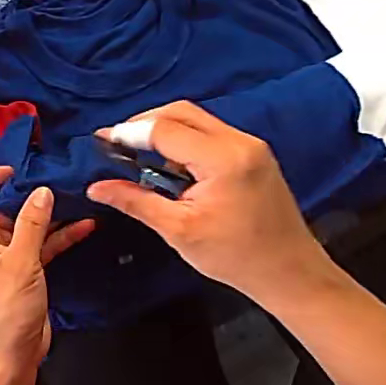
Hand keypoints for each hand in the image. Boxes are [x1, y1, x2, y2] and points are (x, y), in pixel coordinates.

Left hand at [0, 166, 94, 377]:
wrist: (11, 358)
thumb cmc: (6, 311)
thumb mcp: (21, 263)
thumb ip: (32, 224)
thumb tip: (42, 190)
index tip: (14, 172)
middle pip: (0, 206)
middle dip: (26, 193)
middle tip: (55, 179)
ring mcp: (4, 257)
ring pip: (25, 225)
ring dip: (48, 214)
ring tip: (76, 197)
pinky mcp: (24, 271)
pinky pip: (40, 245)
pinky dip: (58, 236)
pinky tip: (85, 225)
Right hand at [86, 101, 335, 303]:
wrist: (290, 272)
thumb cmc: (234, 255)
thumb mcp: (177, 230)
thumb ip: (135, 201)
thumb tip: (95, 187)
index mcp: (223, 159)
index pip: (165, 130)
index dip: (128, 132)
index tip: (101, 141)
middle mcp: (240, 142)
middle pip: (181, 112)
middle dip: (143, 123)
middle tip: (115, 142)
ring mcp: (249, 145)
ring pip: (195, 119)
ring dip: (161, 129)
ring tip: (135, 152)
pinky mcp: (251, 154)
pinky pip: (207, 132)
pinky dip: (180, 138)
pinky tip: (164, 161)